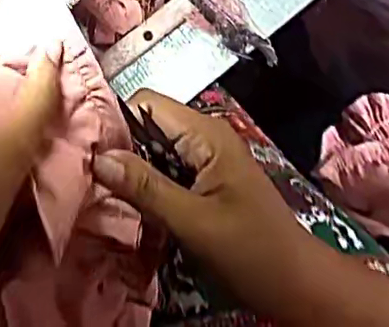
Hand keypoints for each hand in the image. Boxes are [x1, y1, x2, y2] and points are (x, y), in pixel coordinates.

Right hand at [92, 90, 388, 326]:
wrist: (301, 286)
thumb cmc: (252, 252)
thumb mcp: (194, 222)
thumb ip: (146, 188)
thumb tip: (99, 157)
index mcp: (204, 132)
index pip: (146, 102)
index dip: (116, 121)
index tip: (88, 150)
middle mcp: (204, 133)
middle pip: (148, 122)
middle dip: (121, 145)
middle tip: (93, 175)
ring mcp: (207, 154)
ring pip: (155, 145)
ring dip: (134, 166)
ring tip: (107, 190)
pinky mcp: (207, 175)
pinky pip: (167, 165)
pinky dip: (149, 180)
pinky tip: (134, 202)